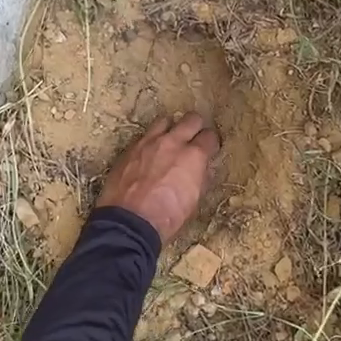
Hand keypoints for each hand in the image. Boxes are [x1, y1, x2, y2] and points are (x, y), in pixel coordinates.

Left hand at [94, 113, 218, 245]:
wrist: (130, 222)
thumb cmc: (168, 216)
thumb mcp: (194, 200)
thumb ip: (201, 178)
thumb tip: (204, 168)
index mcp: (194, 155)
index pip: (210, 137)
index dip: (211, 144)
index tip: (209, 150)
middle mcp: (172, 142)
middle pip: (191, 119)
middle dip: (195, 127)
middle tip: (193, 139)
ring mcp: (148, 142)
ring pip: (165, 121)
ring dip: (171, 129)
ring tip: (169, 142)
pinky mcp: (130, 149)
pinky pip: (144, 136)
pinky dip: (151, 142)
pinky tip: (149, 155)